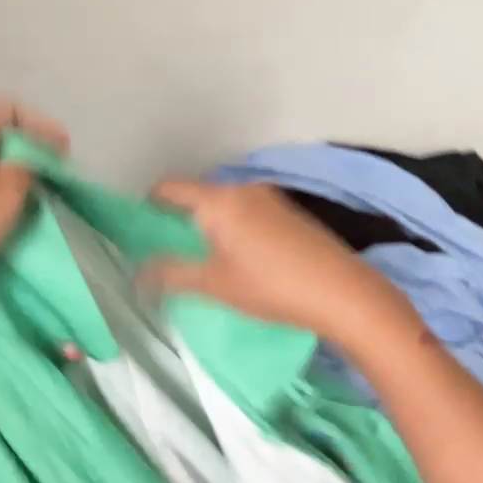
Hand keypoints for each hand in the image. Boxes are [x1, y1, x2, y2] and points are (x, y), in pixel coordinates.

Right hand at [143, 179, 419, 341]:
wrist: (344, 294)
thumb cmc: (271, 287)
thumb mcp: (213, 284)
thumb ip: (171, 274)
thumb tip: (138, 272)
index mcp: (219, 200)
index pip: (169, 188)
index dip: (148, 206)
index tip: (140, 232)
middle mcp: (243, 189)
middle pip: (196, 196)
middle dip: (178, 221)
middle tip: (169, 255)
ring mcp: (270, 199)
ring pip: (223, 206)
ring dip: (207, 228)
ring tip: (204, 263)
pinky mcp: (289, 214)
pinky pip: (246, 213)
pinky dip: (233, 230)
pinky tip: (240, 263)